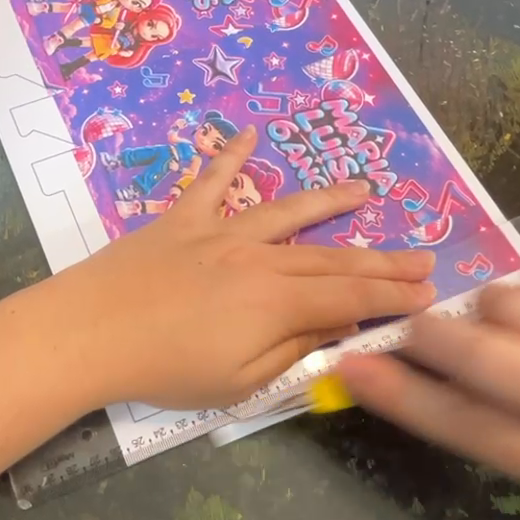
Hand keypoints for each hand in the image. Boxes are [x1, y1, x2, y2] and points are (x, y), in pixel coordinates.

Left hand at [32, 127, 436, 410]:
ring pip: (287, 213)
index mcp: (277, 302)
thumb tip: (338, 327)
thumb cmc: (164, 368)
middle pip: (332, 258)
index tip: (429, 293)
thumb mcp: (240, 382)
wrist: (90, 330)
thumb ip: (293, 351)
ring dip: (329, 202)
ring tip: (364, 188)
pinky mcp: (181, 218)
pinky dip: (230, 158)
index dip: (394, 298)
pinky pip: (211, 182)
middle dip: (382, 261)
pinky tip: (247, 137)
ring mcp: (219, 231)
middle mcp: (258, 257)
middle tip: (424, 258)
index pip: (352, 299)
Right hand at [338, 255, 519, 519]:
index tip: (351, 365)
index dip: (401, 396)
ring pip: (519, 301)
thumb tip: (430, 367)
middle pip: (486, 357)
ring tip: (514, 318)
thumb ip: (514, 427)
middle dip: (432, 333)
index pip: (471, 429)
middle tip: (417, 325)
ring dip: (495, 305)